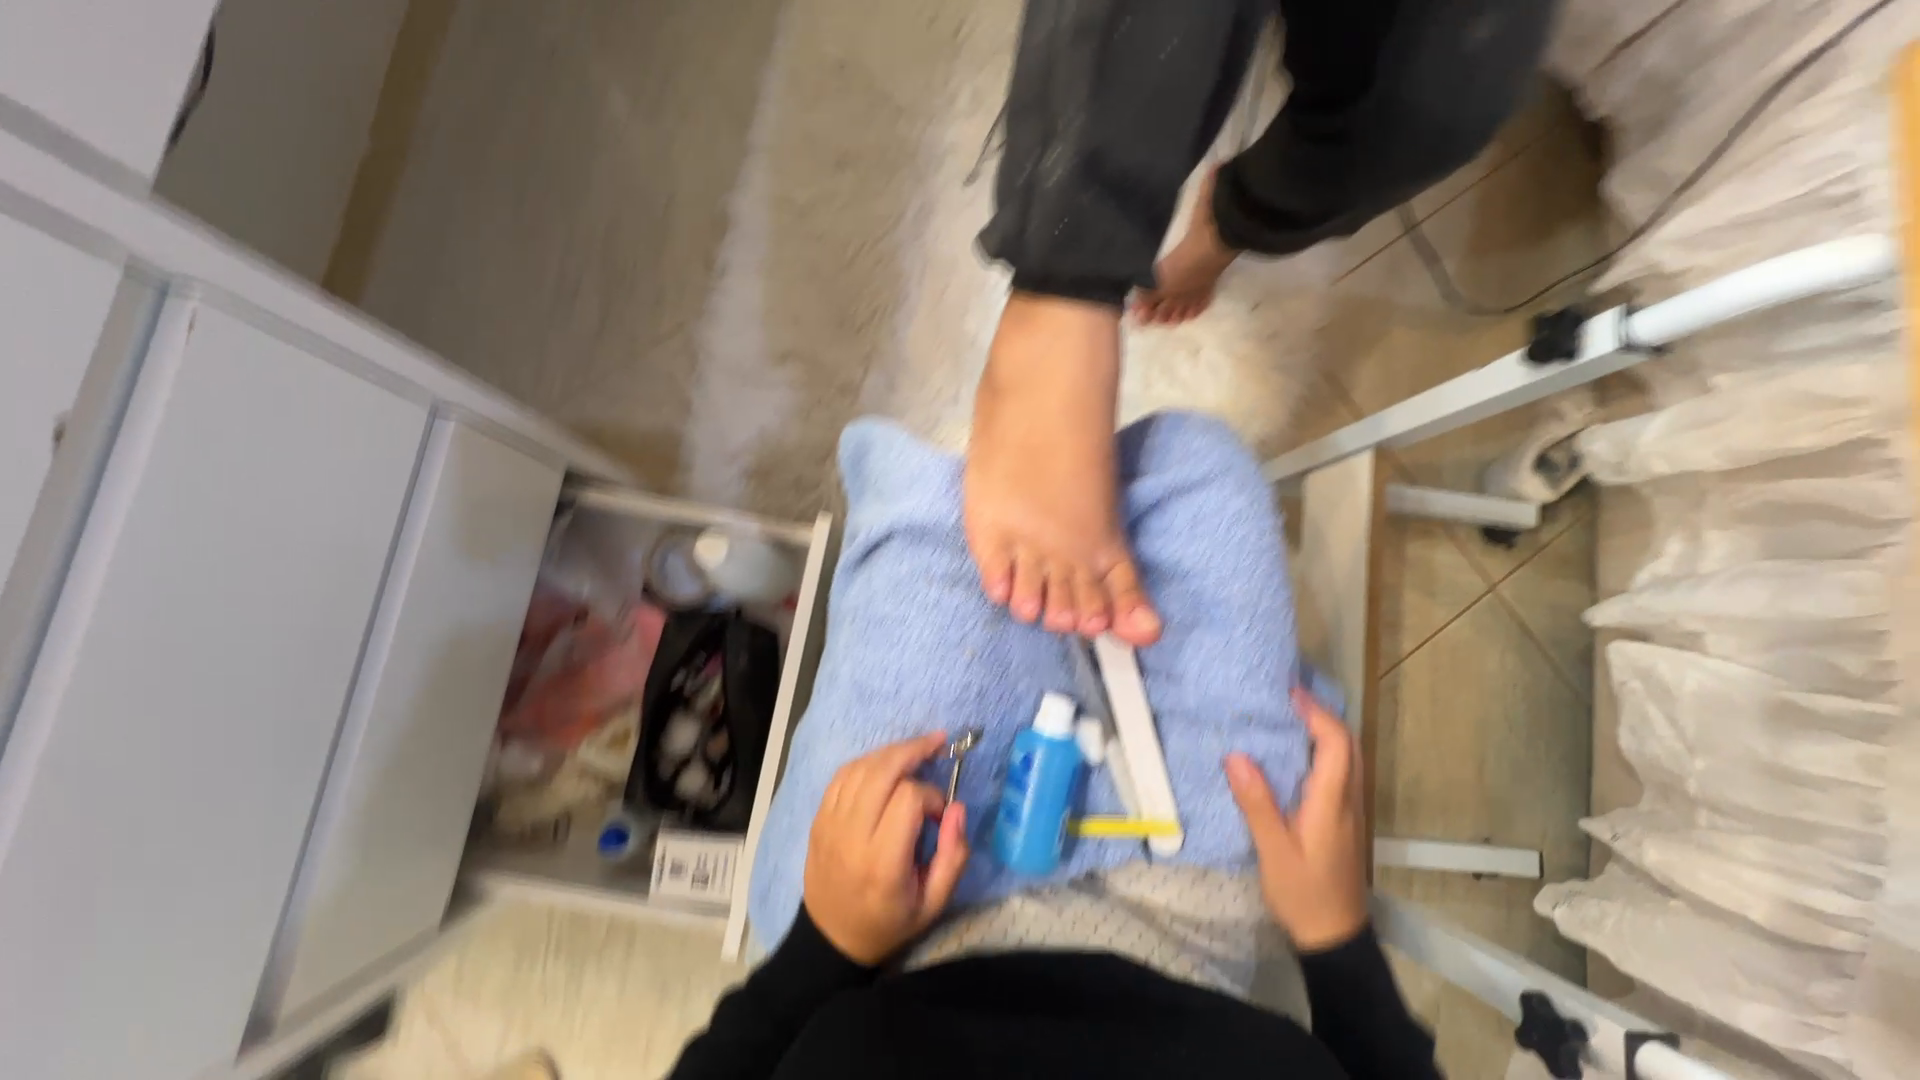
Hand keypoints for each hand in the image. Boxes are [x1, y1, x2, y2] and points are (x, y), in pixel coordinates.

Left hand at [803, 732, 970, 964]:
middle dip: (912, 750)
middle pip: (881, 771)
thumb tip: (957, 808)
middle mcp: (851, 836)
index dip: (931, 796)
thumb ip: (954, 856)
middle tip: (937, 742)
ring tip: (915, 749)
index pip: (907, 800)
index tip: (941, 815)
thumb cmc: (887, 922)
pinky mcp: (818, 819)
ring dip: (890, 753)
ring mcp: (830, 824)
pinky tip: (885, 763)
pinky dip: (866, 763)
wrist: (831, 938)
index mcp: (882, 862)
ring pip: (860, 768)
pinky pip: (841, 776)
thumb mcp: (933, 904)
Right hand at [1226, 688, 1369, 951]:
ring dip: (1325, 732)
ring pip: (1348, 759)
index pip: (1336, 745)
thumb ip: (1257, 803)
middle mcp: (1348, 801)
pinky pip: (1340, 773)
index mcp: (1332, 803)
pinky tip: (1294, 755)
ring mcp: (1350, 812)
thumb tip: (1237, 755)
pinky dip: (1323, 752)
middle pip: (1349, 745)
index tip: (1287, 693)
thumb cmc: (1303, 893)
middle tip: (1286, 699)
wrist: (1334, 937)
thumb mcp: (1273, 851)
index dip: (1316, 714)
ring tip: (1288, 717)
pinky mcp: (1343, 822)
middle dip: (1323, 715)